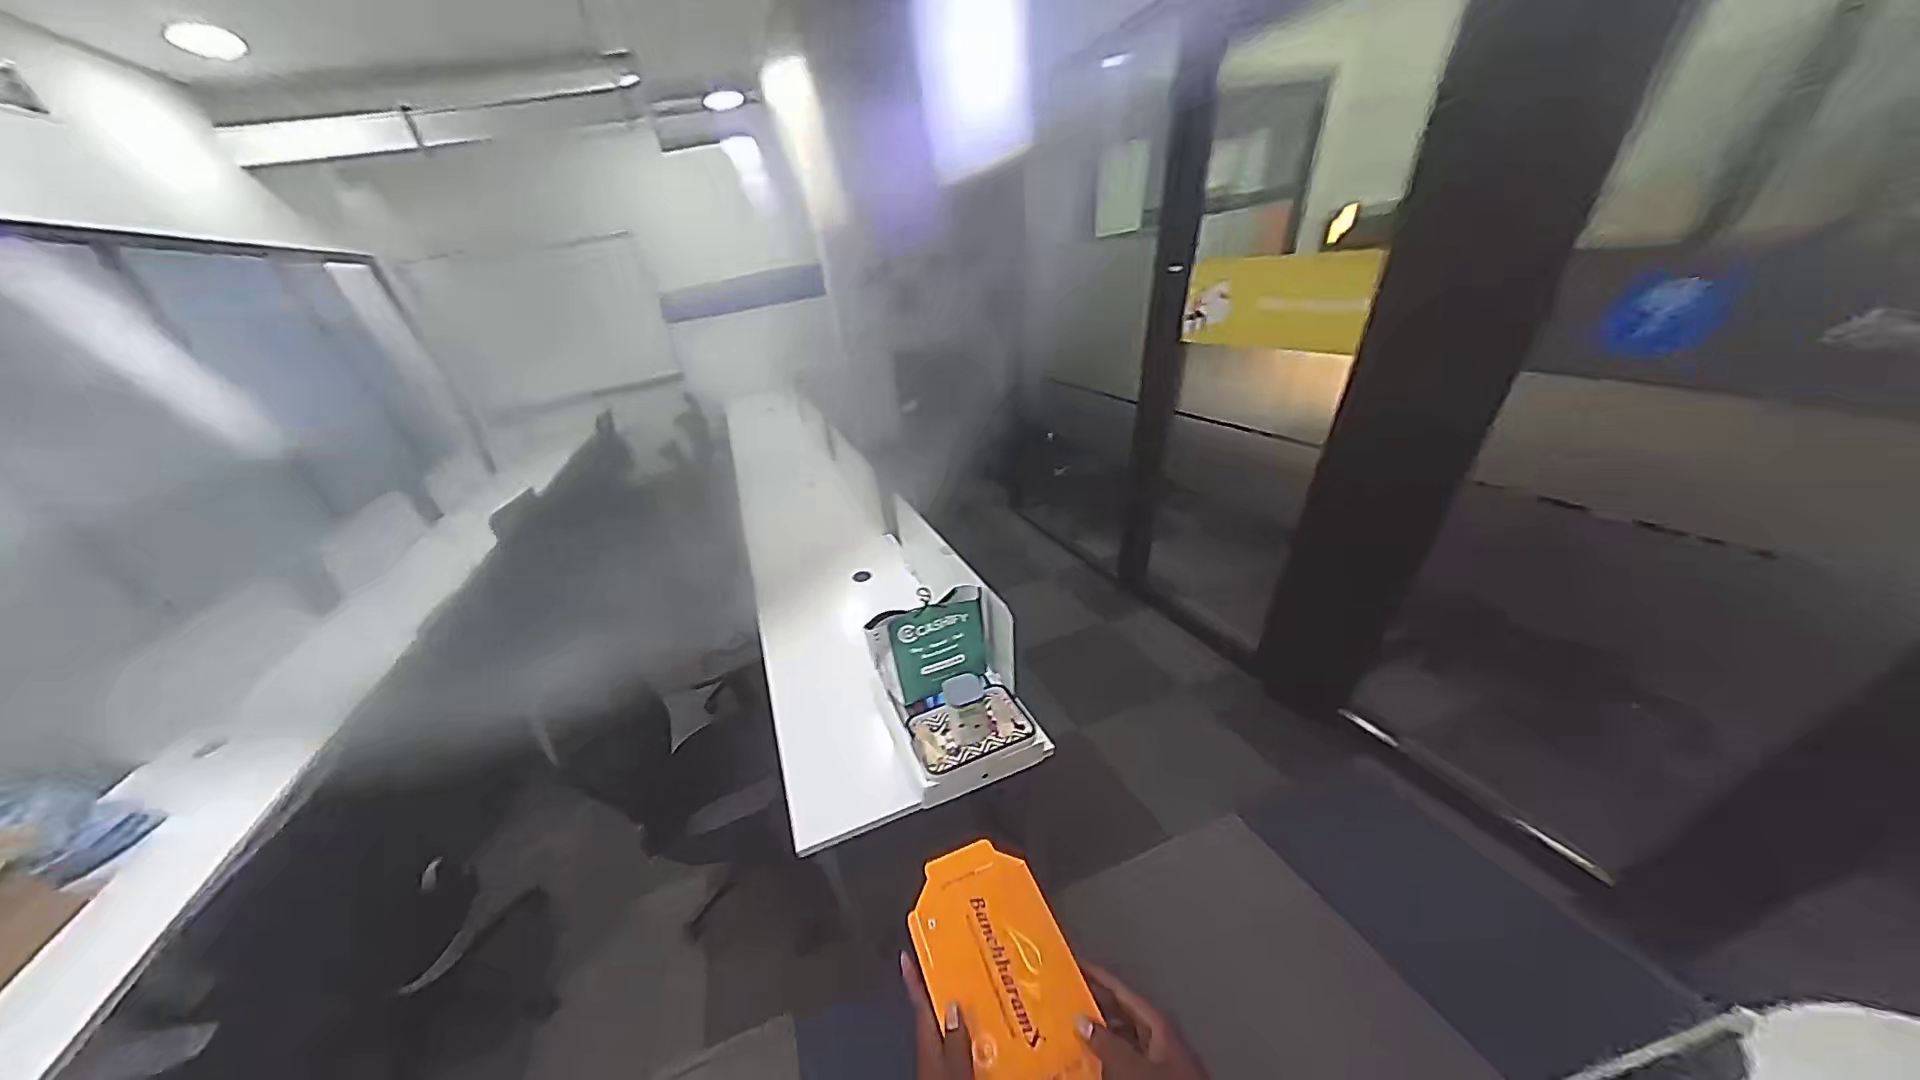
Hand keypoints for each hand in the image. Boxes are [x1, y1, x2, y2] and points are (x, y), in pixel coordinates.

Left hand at [901, 950, 973, 1079]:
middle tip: (956, 964)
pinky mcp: (946, 1066)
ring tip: (978, 994)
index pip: (918, 999)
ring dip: (960, 1009)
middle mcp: (930, 1043)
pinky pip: (955, 1039)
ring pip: (947, 1024)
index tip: (904, 955)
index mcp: (926, 1035)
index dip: (912, 976)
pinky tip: (980, 1031)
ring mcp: (937, 1055)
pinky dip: (966, 1030)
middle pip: (935, 1008)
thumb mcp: (954, 1063)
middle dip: (945, 987)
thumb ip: (954, 1035)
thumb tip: (954, 1003)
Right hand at [1075, 963, 1209, 1079]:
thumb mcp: (1135, 1066)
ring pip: (1123, 1032)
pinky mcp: (1158, 1070)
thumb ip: (1108, 1043)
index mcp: (1156, 1019)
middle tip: (1065, 994)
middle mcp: (1158, 1031)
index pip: (1120, 988)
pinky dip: (1110, 1050)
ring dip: (1101, 1029)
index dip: (1096, 974)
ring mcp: (1160, 1053)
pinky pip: (1128, 1052)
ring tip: (1074, 1026)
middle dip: (1094, 1001)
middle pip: (1121, 1009)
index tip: (1073, 961)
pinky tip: (1095, 1058)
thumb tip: (1079, 1019)